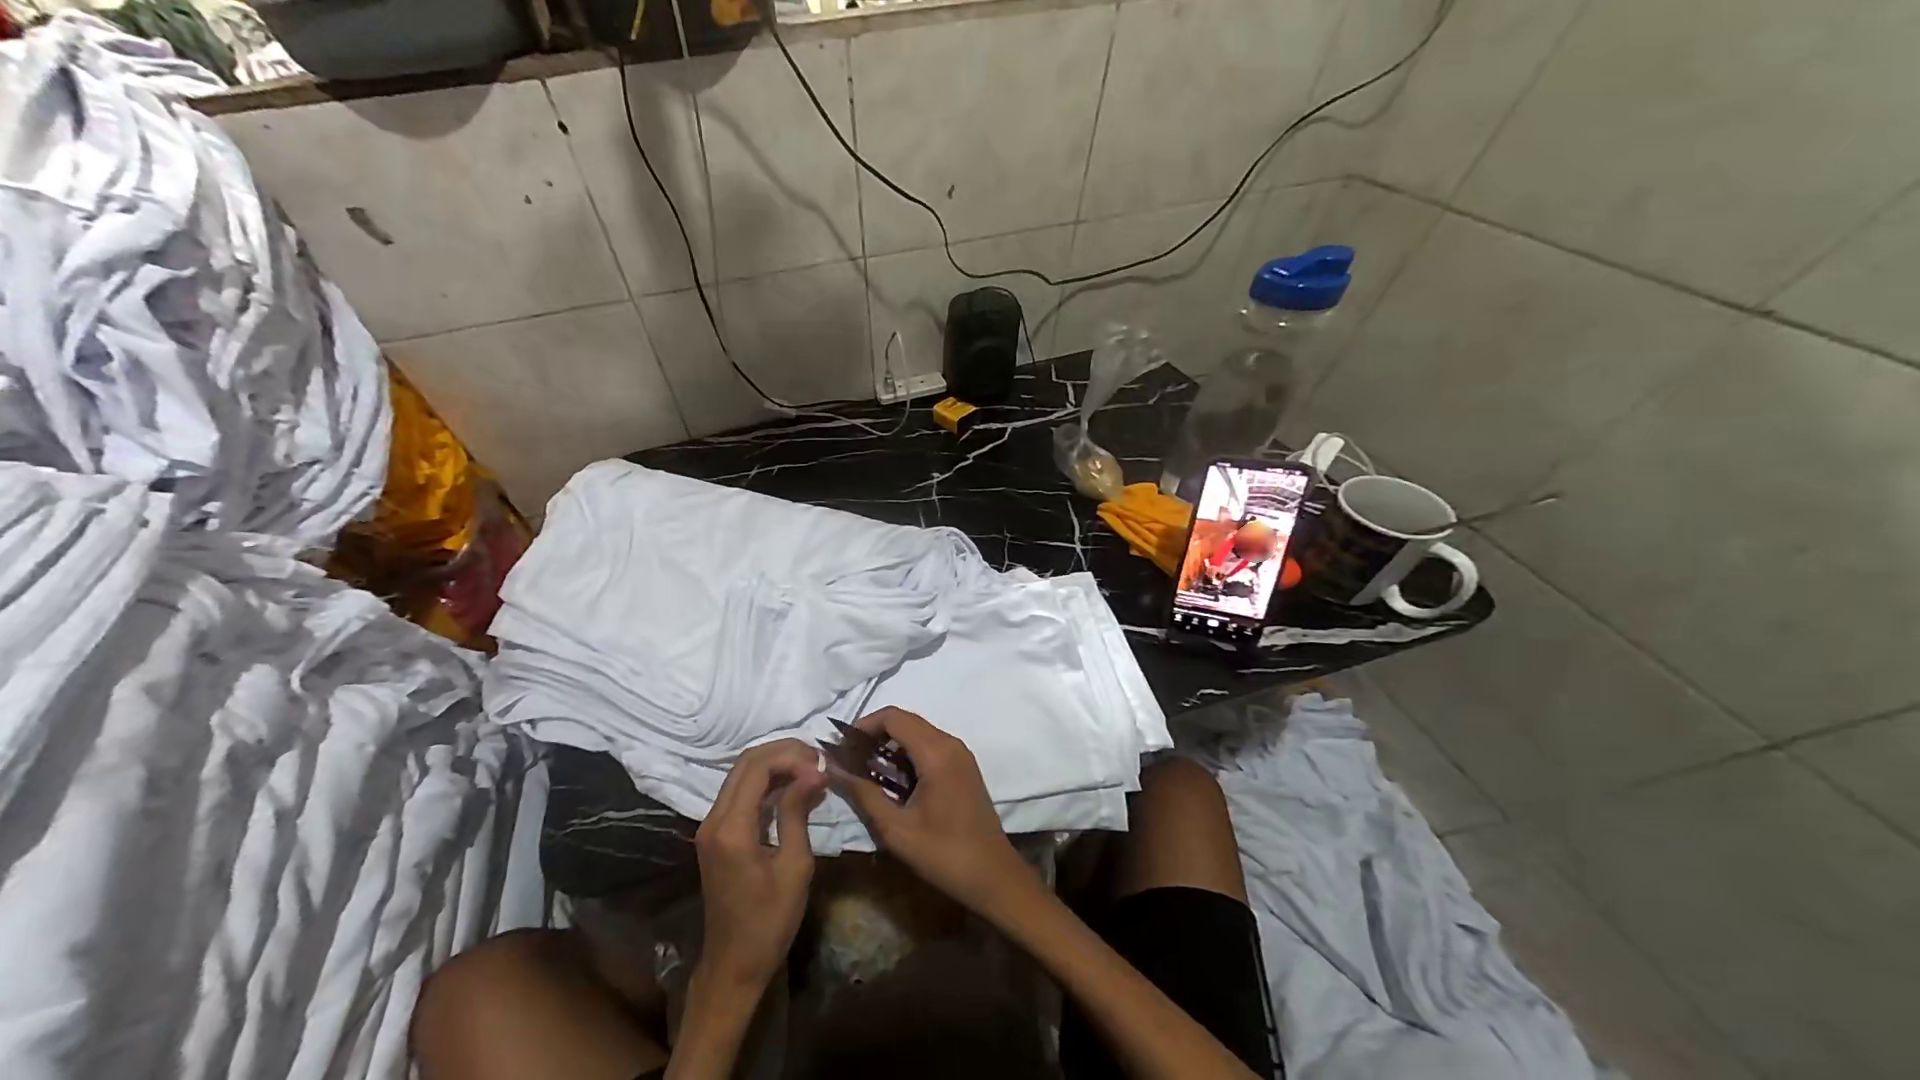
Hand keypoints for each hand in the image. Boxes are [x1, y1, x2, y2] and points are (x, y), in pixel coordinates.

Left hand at [694, 738, 826, 989]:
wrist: (734, 965)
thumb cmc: (770, 921)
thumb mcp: (795, 867)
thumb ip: (798, 813)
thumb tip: (815, 772)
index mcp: (731, 828)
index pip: (757, 767)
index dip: (792, 757)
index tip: (823, 767)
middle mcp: (714, 819)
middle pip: (746, 763)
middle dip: (784, 752)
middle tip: (820, 761)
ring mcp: (711, 827)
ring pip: (742, 774)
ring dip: (777, 764)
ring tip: (813, 771)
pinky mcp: (718, 834)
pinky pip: (742, 793)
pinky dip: (768, 783)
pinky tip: (796, 789)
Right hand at [829, 707, 1038, 919]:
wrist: (992, 876)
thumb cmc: (943, 854)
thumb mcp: (895, 827)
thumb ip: (863, 792)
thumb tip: (833, 767)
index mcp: (936, 753)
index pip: (893, 717)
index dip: (863, 726)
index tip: (842, 747)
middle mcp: (951, 744)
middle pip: (906, 721)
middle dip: (874, 735)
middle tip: (849, 760)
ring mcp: (961, 754)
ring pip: (918, 733)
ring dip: (890, 745)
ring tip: (865, 772)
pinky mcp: (964, 767)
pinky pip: (931, 747)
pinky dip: (908, 755)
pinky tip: (892, 782)